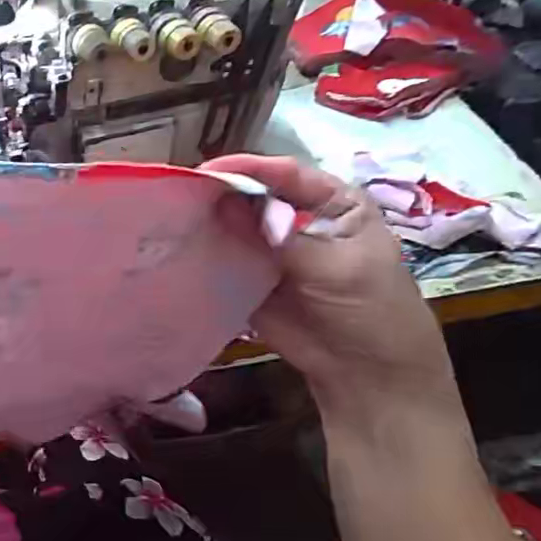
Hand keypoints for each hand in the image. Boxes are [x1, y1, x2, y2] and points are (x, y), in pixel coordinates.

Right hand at [201, 154, 452, 405]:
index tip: (209, 171)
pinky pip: (223, 263)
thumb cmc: (370, 308)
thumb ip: (282, 237)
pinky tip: (180, 251)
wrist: (364, 371)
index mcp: (330, 202)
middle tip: (179, 195)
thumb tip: (230, 204)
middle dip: (220, 195)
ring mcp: (269, 251)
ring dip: (207, 226)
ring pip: (233, 229)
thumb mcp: (335, 267)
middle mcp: (295, 220)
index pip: (285, 175)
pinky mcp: (249, 280)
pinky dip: (204, 257)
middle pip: (252, 198)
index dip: (248, 170)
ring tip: (171, 221)